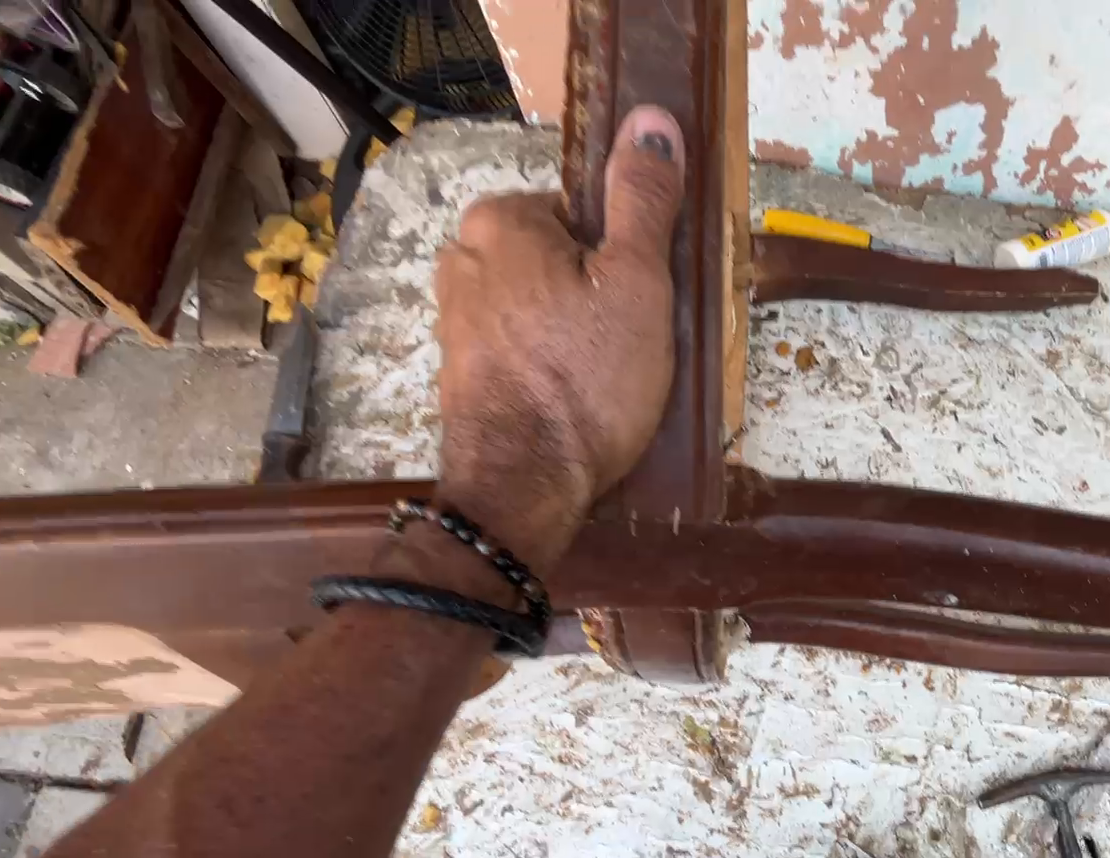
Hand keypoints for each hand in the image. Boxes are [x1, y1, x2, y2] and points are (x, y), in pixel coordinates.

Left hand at [432, 105, 684, 569]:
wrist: (524, 486)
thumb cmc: (588, 380)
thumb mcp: (637, 285)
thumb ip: (643, 201)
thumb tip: (654, 119)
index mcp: (501, 220)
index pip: (581, 218)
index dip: (620, 262)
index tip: (638, 308)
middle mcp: (462, 258)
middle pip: (557, 262)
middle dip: (593, 299)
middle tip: (627, 350)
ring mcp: (454, 320)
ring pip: (539, 309)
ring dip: (573, 336)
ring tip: (603, 383)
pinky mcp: (459, 372)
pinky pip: (520, 349)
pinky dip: (547, 367)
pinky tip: (571, 402)